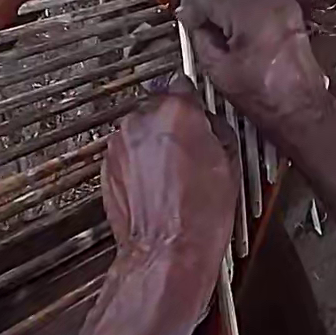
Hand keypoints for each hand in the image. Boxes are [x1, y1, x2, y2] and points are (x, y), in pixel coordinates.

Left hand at [102, 86, 237, 276]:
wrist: (166, 250)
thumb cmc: (198, 214)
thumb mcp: (228, 163)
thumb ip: (216, 129)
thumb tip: (209, 122)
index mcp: (176, 112)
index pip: (183, 84)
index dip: (193, 99)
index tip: (197, 108)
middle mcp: (142, 120)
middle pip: (159, 106)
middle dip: (172, 122)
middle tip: (189, 148)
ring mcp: (121, 141)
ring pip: (141, 129)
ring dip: (153, 142)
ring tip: (173, 172)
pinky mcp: (107, 161)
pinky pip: (127, 151)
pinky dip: (139, 161)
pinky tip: (157, 183)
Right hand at [178, 0, 331, 134]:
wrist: (301, 112)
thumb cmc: (267, 99)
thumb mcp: (217, 70)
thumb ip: (199, 38)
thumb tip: (191, 21)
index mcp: (254, 17)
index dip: (190, 5)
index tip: (184, 19)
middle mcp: (273, 5)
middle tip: (192, 18)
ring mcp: (283, 6)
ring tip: (210, 22)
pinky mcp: (287, 12)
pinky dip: (235, 2)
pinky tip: (228, 23)